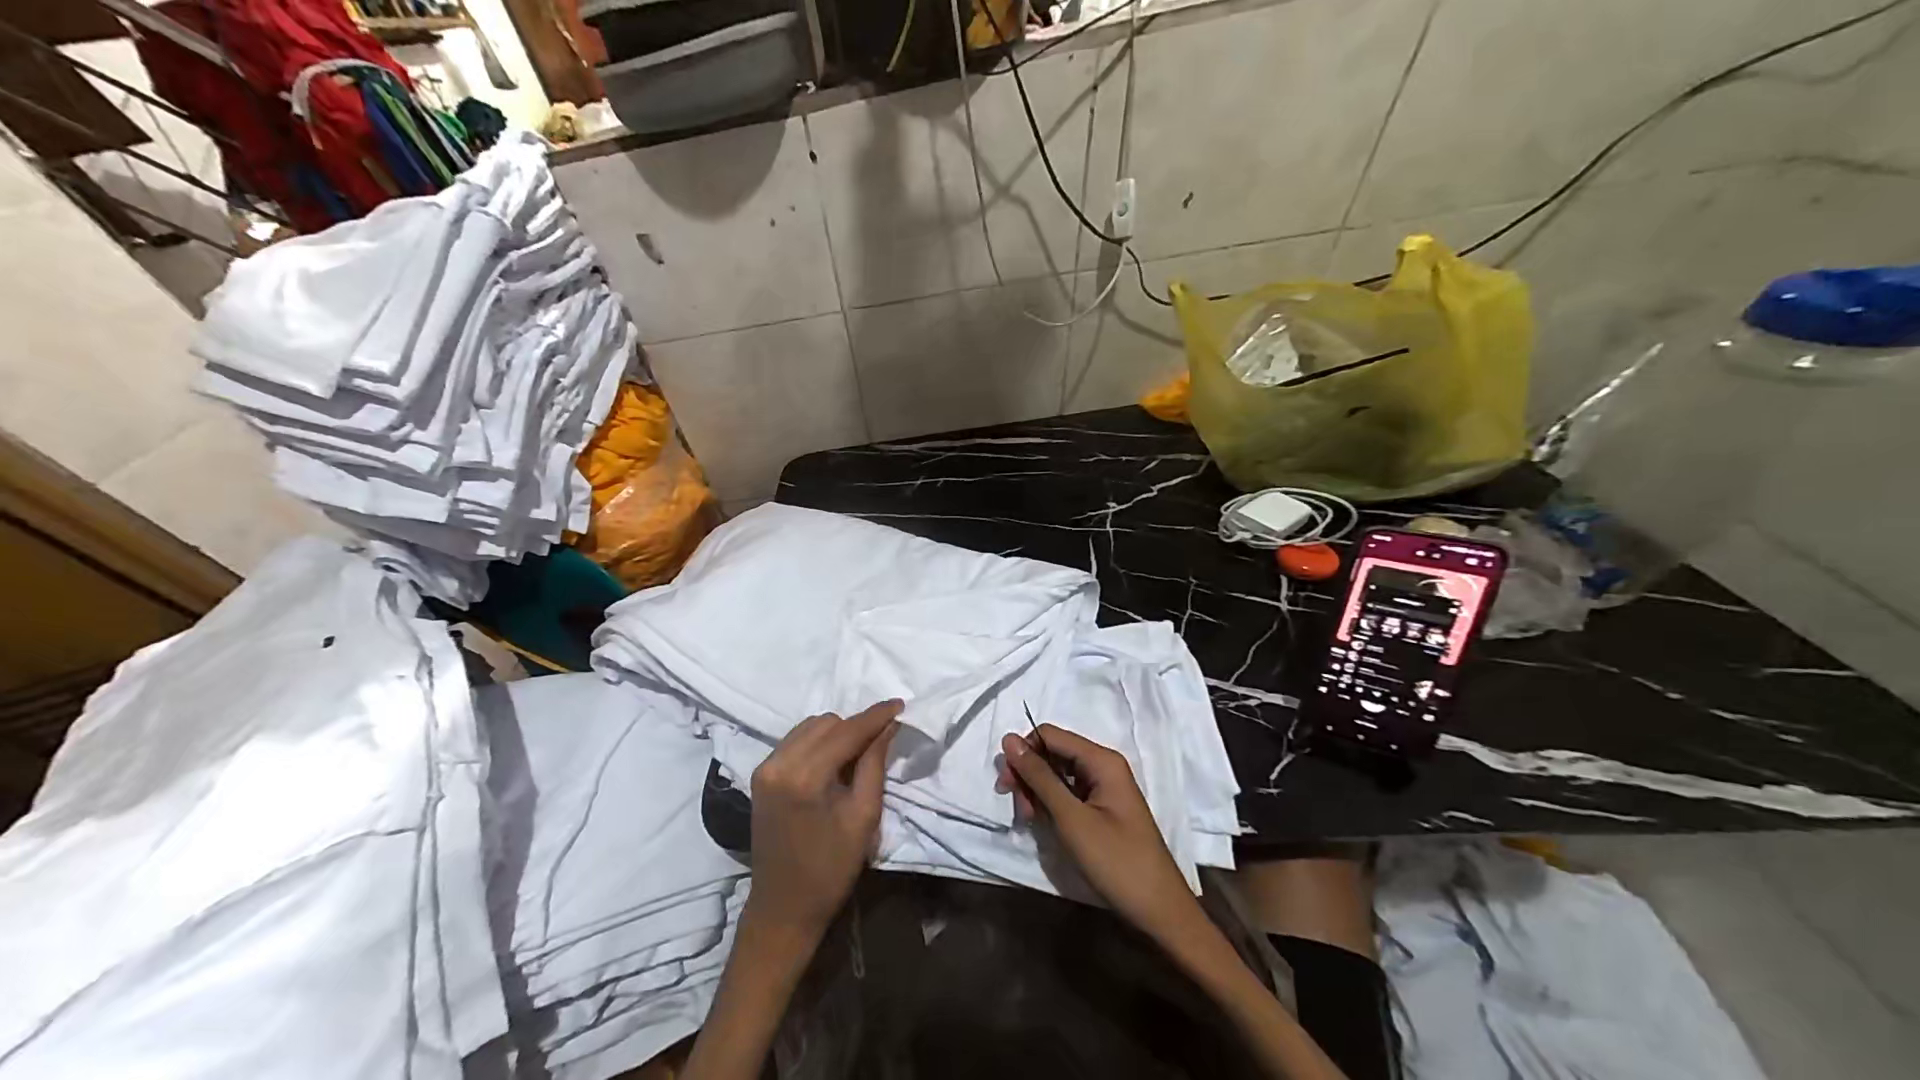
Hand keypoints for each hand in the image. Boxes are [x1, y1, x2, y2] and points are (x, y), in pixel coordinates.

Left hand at [746, 700, 901, 939]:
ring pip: (809, 727)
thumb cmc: (831, 868)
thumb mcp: (864, 816)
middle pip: (827, 723)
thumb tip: (888, 727)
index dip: (875, 716)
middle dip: (856, 727)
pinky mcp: (760, 775)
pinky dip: (817, 743)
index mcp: (804, 777)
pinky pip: (795, 741)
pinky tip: (832, 762)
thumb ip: (874, 764)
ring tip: (857, 754)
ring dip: (836, 733)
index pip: (846, 731)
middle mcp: (778, 763)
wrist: (784, 906)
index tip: (900, 704)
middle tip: (880, 741)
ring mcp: (764, 768)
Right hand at [998, 724, 1205, 944]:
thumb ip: (1039, 777)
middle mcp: (1104, 766)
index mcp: (1102, 760)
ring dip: (1037, 792)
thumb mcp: (1071, 818)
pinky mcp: (1102, 808)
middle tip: (1018, 808)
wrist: (1157, 909)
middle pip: (1053, 753)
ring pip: (1058, 774)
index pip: (1049, 735)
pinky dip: (1051, 804)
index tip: (1006, 785)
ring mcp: (1104, 787)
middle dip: (1029, 775)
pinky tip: (1044, 823)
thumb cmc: (1116, 860)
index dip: (1023, 753)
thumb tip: (1008, 740)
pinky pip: (1068, 792)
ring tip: (1031, 820)